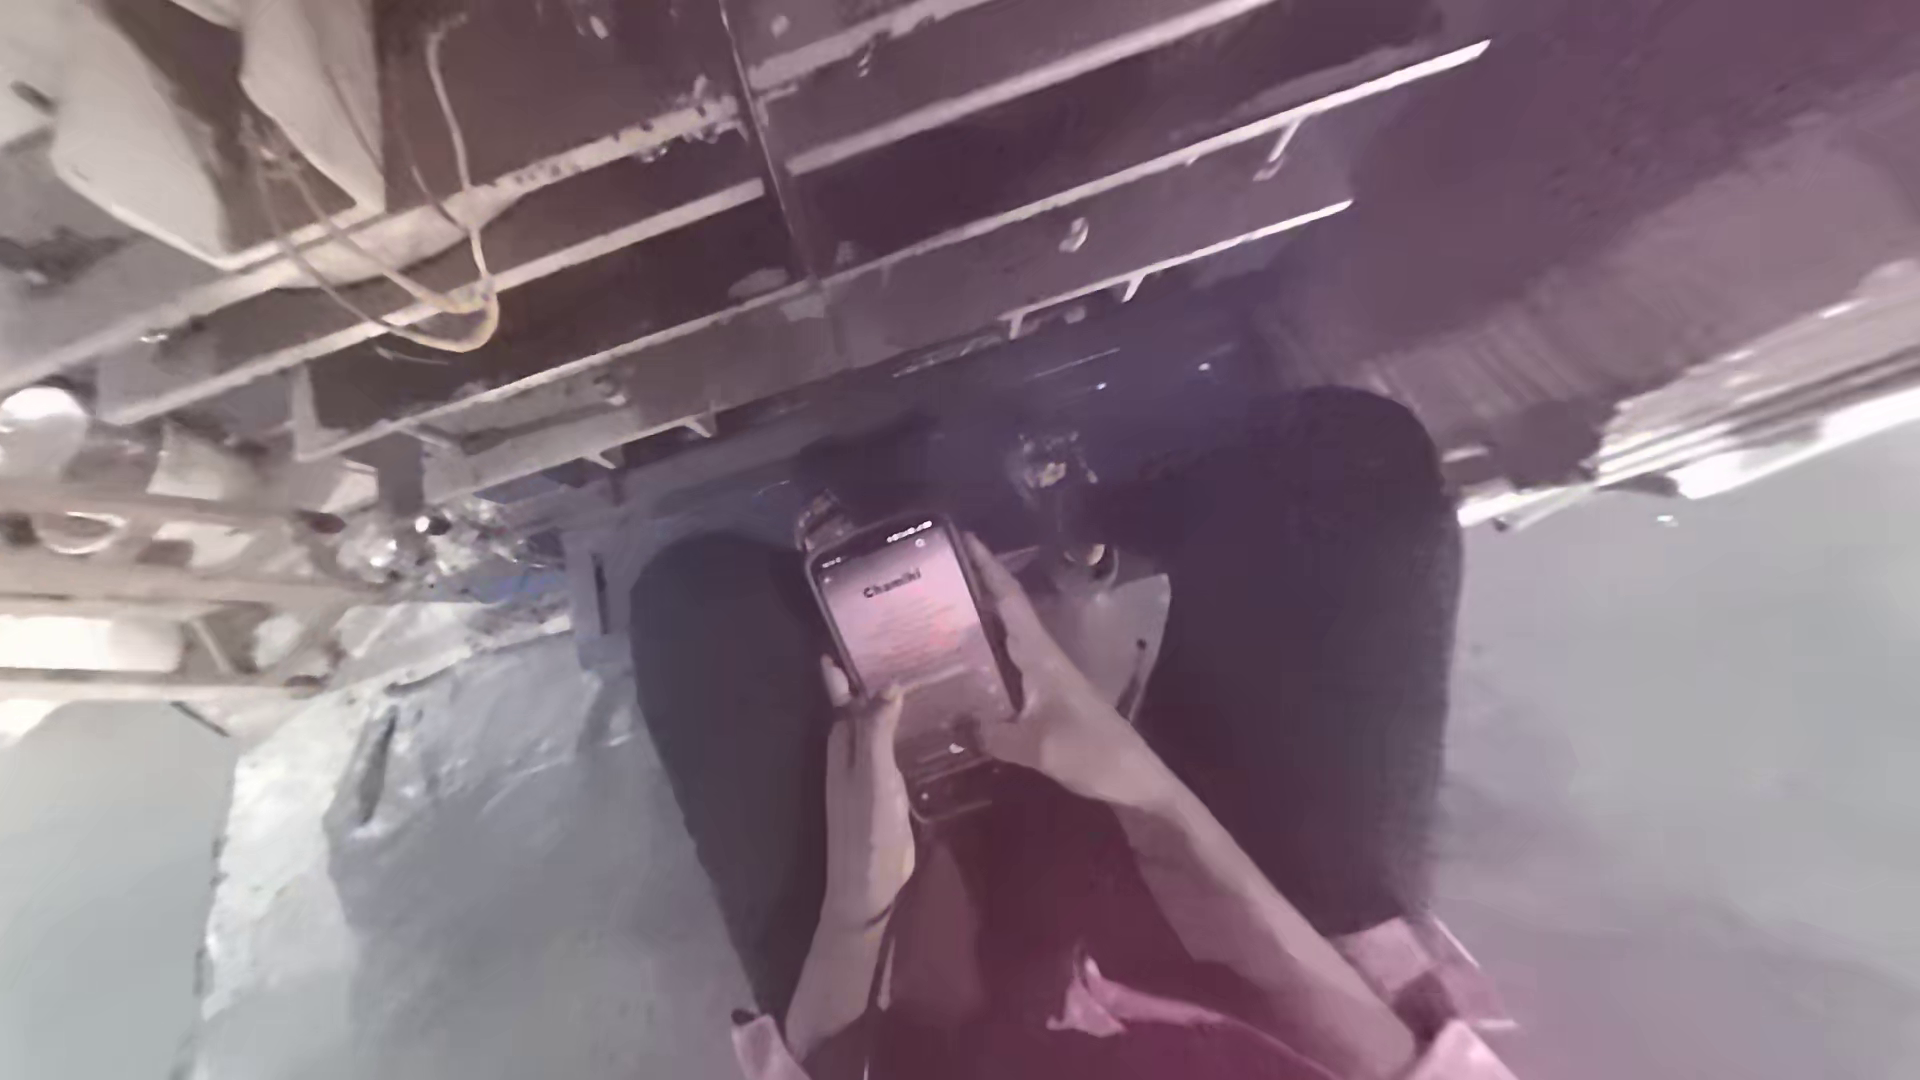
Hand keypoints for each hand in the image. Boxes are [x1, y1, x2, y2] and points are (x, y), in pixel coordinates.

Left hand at [819, 658, 915, 926]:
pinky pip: (890, 741)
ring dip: (886, 698)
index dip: (841, 669)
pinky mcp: (885, 783)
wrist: (869, 885)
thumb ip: (877, 729)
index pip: (839, 695)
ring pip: (874, 721)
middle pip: (857, 704)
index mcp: (842, 742)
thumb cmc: (867, 827)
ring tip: (915, 669)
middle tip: (898, 640)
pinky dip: (900, 723)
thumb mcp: (872, 774)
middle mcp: (851, 749)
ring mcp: (868, 767)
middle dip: (868, 675)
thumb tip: (888, 682)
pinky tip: (922, 717)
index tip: (853, 635)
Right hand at [963, 535, 1175, 810]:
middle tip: (933, 575)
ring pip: (1007, 634)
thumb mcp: (1036, 747)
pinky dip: (985, 651)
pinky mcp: (1046, 692)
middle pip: (1006, 609)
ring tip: (938, 610)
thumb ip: (991, 734)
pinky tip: (962, 663)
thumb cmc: (1091, 753)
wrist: (1134, 779)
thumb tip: (949, 724)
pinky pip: (1008, 660)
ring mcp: (1045, 673)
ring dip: (979, 616)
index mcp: (1041, 654)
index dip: (989, 568)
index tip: (965, 539)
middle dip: (976, 585)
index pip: (1011, 600)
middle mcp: (1042, 655)